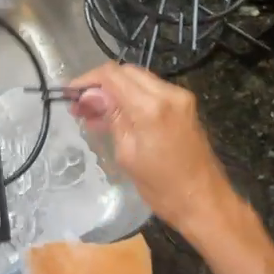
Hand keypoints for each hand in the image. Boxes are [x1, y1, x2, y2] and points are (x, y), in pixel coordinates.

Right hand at [68, 62, 243, 239]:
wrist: (204, 200)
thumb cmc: (162, 187)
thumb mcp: (128, 155)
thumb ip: (111, 118)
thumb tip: (89, 97)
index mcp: (151, 107)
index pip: (112, 75)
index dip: (87, 80)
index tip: (69, 95)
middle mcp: (168, 93)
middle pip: (126, 72)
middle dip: (100, 85)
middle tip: (79, 107)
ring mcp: (180, 98)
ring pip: (138, 80)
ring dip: (114, 91)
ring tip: (92, 114)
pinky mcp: (184, 107)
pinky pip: (151, 92)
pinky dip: (130, 98)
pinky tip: (114, 117)